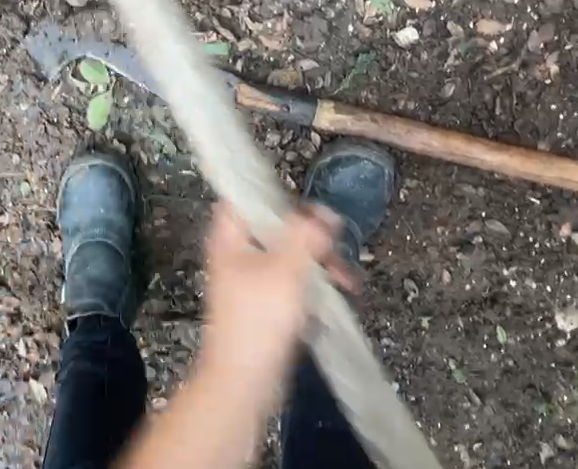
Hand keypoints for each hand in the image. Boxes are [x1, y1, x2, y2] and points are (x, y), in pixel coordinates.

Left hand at [192, 204, 346, 411]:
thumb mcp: (286, 269)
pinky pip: (290, 283)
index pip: (246, 196)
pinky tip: (337, 295)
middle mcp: (237, 253)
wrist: (242, 384)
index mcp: (230, 236)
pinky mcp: (263, 305)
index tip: (307, 203)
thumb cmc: (258, 320)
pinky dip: (312, 286)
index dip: (275, 193)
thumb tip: (324, 213)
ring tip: (347, 279)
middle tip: (336, 244)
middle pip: (274, 227)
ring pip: (287, 256)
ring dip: (318, 263)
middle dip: (309, 235)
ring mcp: (249, 281)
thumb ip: (306, 235)